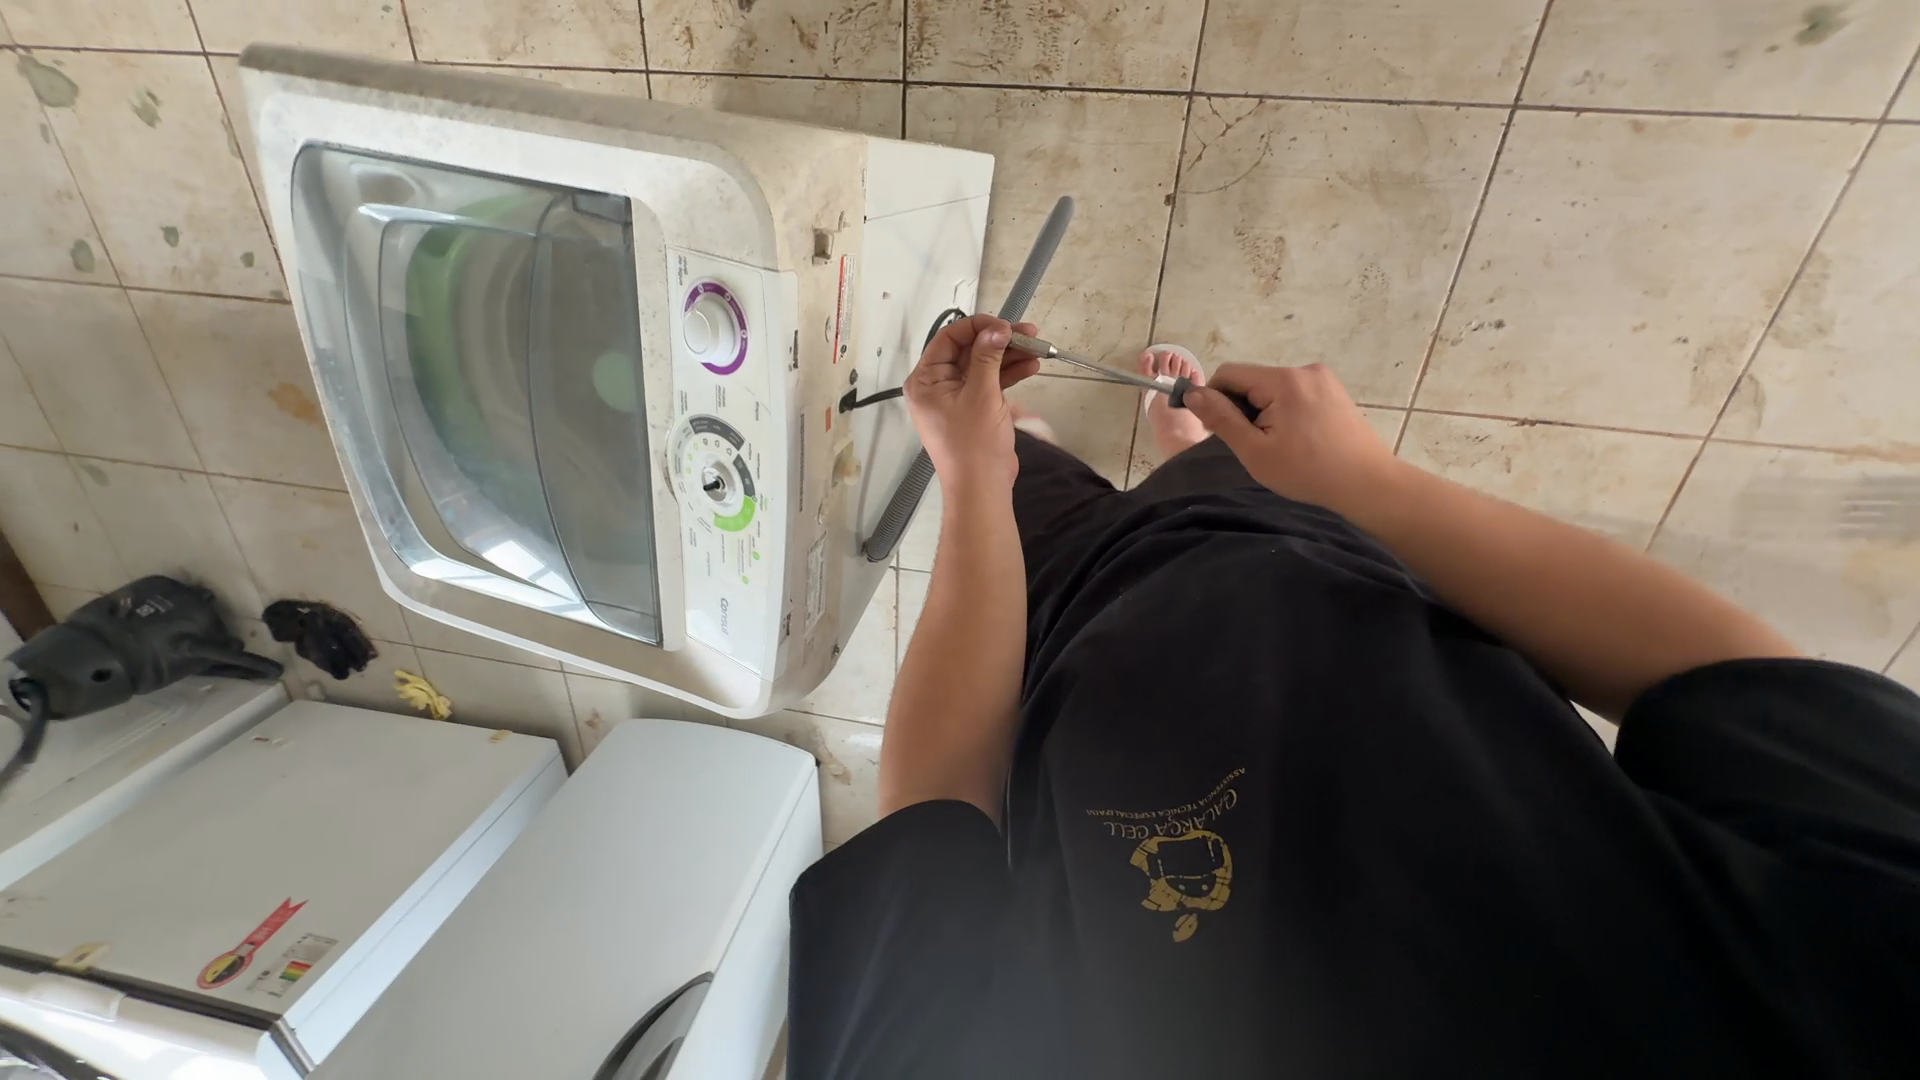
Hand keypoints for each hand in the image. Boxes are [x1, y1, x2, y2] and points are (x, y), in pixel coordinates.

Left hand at [904, 314, 1040, 492]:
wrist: (981, 489)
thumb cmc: (974, 444)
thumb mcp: (981, 394)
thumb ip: (988, 356)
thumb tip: (997, 328)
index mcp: (925, 380)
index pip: (949, 339)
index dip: (978, 327)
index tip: (1006, 325)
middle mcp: (936, 386)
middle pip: (968, 351)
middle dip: (999, 341)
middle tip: (1029, 334)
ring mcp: (955, 398)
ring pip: (982, 366)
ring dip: (1008, 357)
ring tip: (1037, 349)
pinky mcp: (973, 409)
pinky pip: (989, 383)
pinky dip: (1008, 375)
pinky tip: (1031, 366)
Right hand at [1181, 362, 1402, 515]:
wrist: (1367, 483)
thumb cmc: (1306, 471)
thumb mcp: (1254, 450)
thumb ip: (1221, 418)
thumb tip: (1192, 394)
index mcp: (1283, 380)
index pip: (1229, 373)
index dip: (1213, 398)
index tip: (1216, 430)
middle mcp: (1304, 370)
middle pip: (1251, 380)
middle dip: (1239, 407)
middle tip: (1246, 444)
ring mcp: (1323, 379)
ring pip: (1271, 388)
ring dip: (1261, 412)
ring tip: (1273, 445)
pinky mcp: (1333, 391)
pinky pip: (1293, 394)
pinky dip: (1282, 412)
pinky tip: (1292, 439)